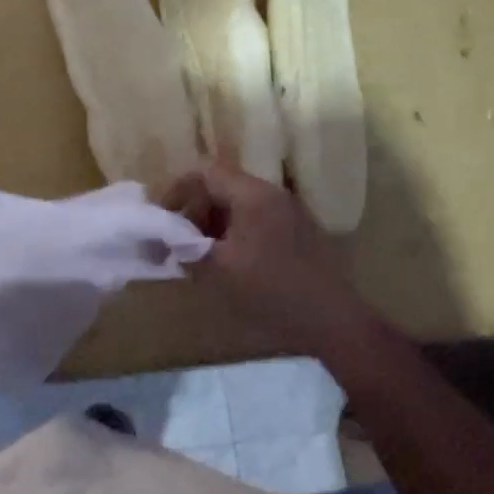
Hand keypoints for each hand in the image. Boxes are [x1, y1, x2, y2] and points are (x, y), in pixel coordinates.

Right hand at [164, 163, 373, 355]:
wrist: (334, 322)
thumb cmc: (271, 292)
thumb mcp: (218, 272)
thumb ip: (185, 248)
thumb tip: (162, 238)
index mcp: (253, 195)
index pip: (205, 172)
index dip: (176, 189)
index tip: (160, 216)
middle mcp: (273, 194)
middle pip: (223, 185)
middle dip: (194, 208)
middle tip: (177, 240)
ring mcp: (290, 212)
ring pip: (240, 204)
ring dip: (214, 223)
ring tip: (199, 254)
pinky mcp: (299, 232)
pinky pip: (257, 219)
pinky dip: (235, 233)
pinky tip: (229, 263)